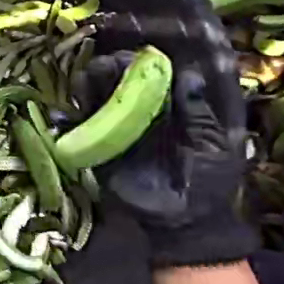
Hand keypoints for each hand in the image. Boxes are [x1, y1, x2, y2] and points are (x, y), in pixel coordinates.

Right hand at [76, 54, 253, 267]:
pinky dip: (73, 116)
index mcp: (169, 110)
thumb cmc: (207, 183)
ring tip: (89, 78)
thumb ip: (199, 112)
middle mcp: (140, 116)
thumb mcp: (212, 145)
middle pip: (119, 84)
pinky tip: (71, 105)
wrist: (186, 225)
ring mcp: (117, 132)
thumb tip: (189, 74)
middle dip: (111, 70)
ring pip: (98, 100)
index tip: (136, 57)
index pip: (150, 78)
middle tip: (107, 66)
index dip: (141, 64)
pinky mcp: (99, 152)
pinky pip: (82, 130)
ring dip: (90, 85)